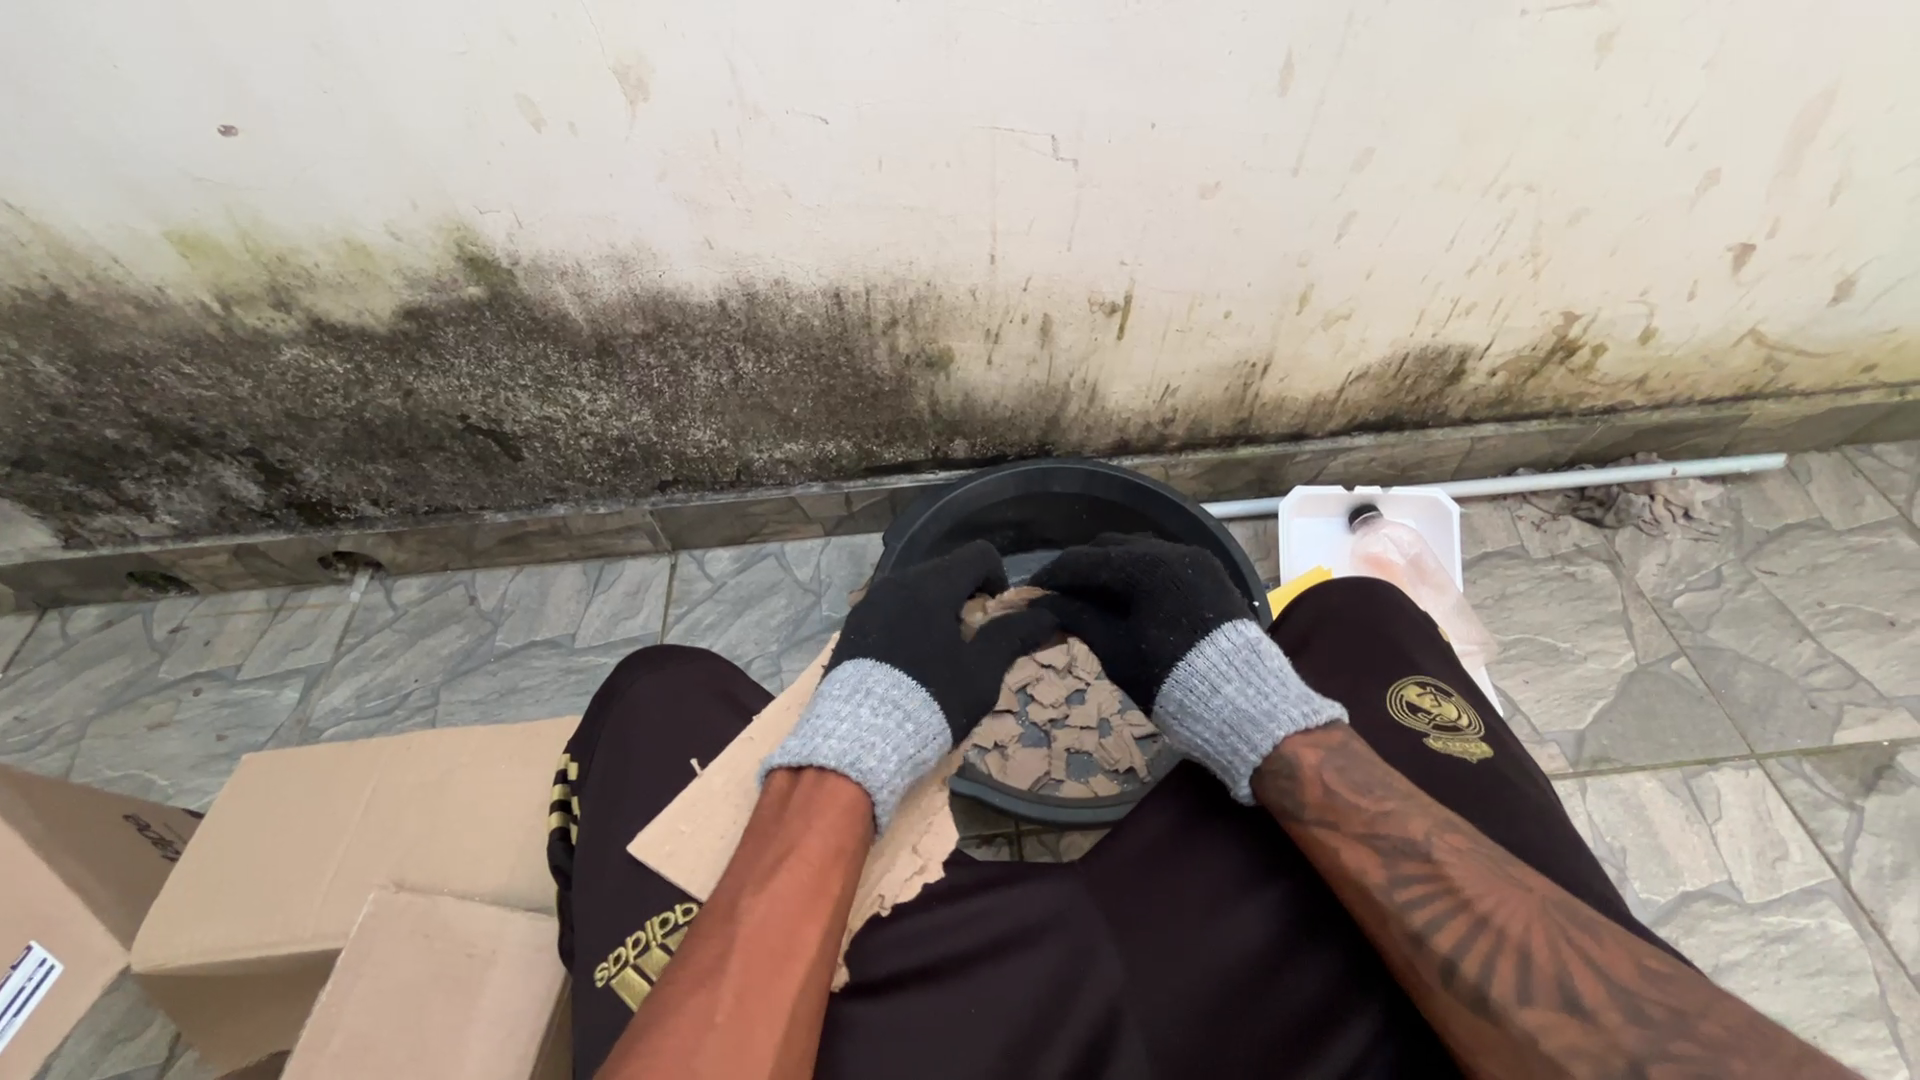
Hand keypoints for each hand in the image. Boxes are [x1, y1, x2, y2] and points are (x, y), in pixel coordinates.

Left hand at [762, 540, 1057, 829]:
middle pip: (945, 571)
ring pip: (915, 591)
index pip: (978, 555)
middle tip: (971, 643)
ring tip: (939, 656)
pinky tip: (908, 663)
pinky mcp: (851, 627)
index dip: (998, 579)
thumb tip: (1047, 615)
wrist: (859, 741)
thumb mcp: (981, 672)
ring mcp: (868, 604)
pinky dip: (908, 623)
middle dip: (966, 598)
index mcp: (931, 586)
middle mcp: (896, 583)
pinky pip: (890, 609)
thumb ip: (1012, 636)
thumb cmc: (930, 701)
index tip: (996, 617)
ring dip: (937, 611)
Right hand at [1032, 535, 1344, 803]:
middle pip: (1108, 548)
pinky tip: (1124, 599)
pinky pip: (1161, 564)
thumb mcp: (1114, 649)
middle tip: (1058, 598)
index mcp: (1144, 566)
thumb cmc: (1171, 680)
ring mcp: (1194, 560)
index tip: (1029, 593)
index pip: (1082, 562)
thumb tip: (1044, 603)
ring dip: (1109, 570)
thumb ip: (1077, 617)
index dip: (1051, 577)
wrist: (1244, 704)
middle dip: (1080, 571)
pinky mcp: (1208, 575)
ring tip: (1089, 600)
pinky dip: (1136, 576)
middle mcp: (1170, 551)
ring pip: (1137, 552)